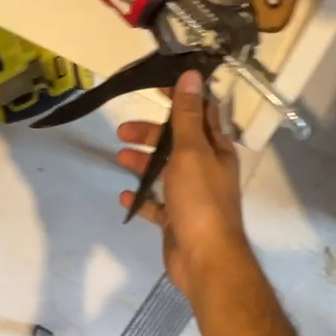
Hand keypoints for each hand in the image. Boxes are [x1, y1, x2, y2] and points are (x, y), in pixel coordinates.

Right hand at [116, 70, 251, 296]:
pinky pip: (157, 205)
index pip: (200, 113)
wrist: (204, 259)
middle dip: (151, 134)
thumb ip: (187, 116)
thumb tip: (192, 75)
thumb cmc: (200, 201)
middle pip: (176, 143)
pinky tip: (126, 196)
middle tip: (122, 131)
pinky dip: (142, 199)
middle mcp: (207, 170)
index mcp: (216, 150)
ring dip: (143, 163)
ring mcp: (191, 197)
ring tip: (119, 158)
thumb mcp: (192, 151)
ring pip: (165, 172)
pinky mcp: (176, 221)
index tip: (154, 85)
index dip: (180, 97)